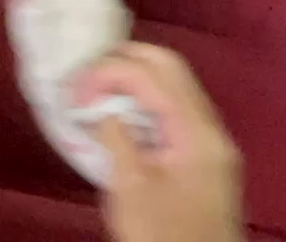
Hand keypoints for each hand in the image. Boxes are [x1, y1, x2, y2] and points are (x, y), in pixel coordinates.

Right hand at [76, 43, 242, 241]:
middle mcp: (210, 128)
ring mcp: (210, 141)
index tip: (75, 95)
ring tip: (96, 92)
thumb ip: (114, 131)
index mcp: (196, 134)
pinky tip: (117, 112)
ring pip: (171, 80)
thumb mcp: (128, 184)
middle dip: (120, 59)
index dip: (104, 72)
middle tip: (86, 79)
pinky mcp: (202, 153)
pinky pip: (172, 103)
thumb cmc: (159, 236)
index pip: (147, 74)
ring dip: (130, 75)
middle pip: (166, 64)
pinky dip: (142, 95)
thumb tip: (98, 103)